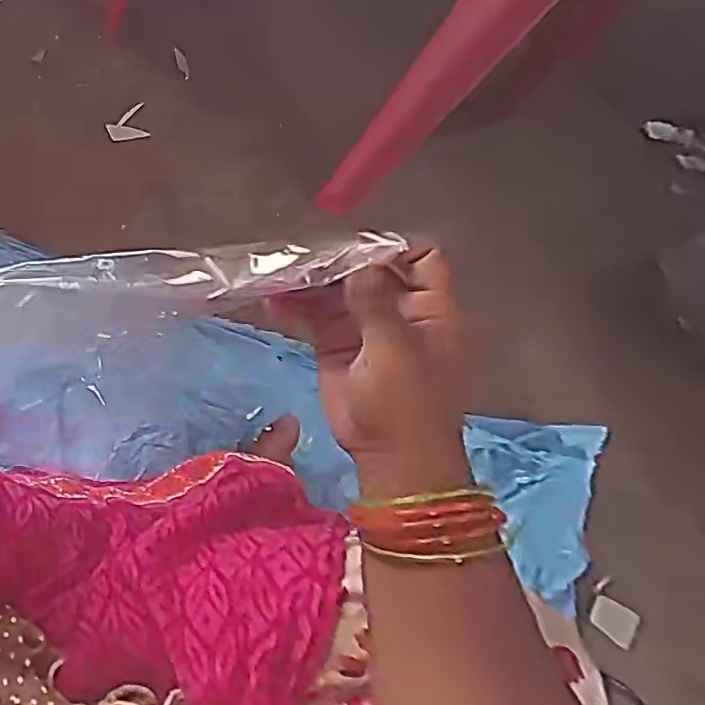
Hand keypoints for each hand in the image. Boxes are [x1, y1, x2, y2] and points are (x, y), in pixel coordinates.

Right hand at [278, 246, 473, 497]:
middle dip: (338, 263)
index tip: (352, 248)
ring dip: (310, 284)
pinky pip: (315, 318)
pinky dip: (295, 309)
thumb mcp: (395, 351)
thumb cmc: (406, 405)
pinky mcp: (336, 346)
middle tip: (303, 256)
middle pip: (368, 273)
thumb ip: (376, 305)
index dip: (389, 250)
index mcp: (431, 310)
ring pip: (337, 294)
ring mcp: (365, 329)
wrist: (389, 456)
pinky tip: (272, 301)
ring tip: (280, 275)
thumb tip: (359, 264)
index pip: (419, 260)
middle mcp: (398, 313)